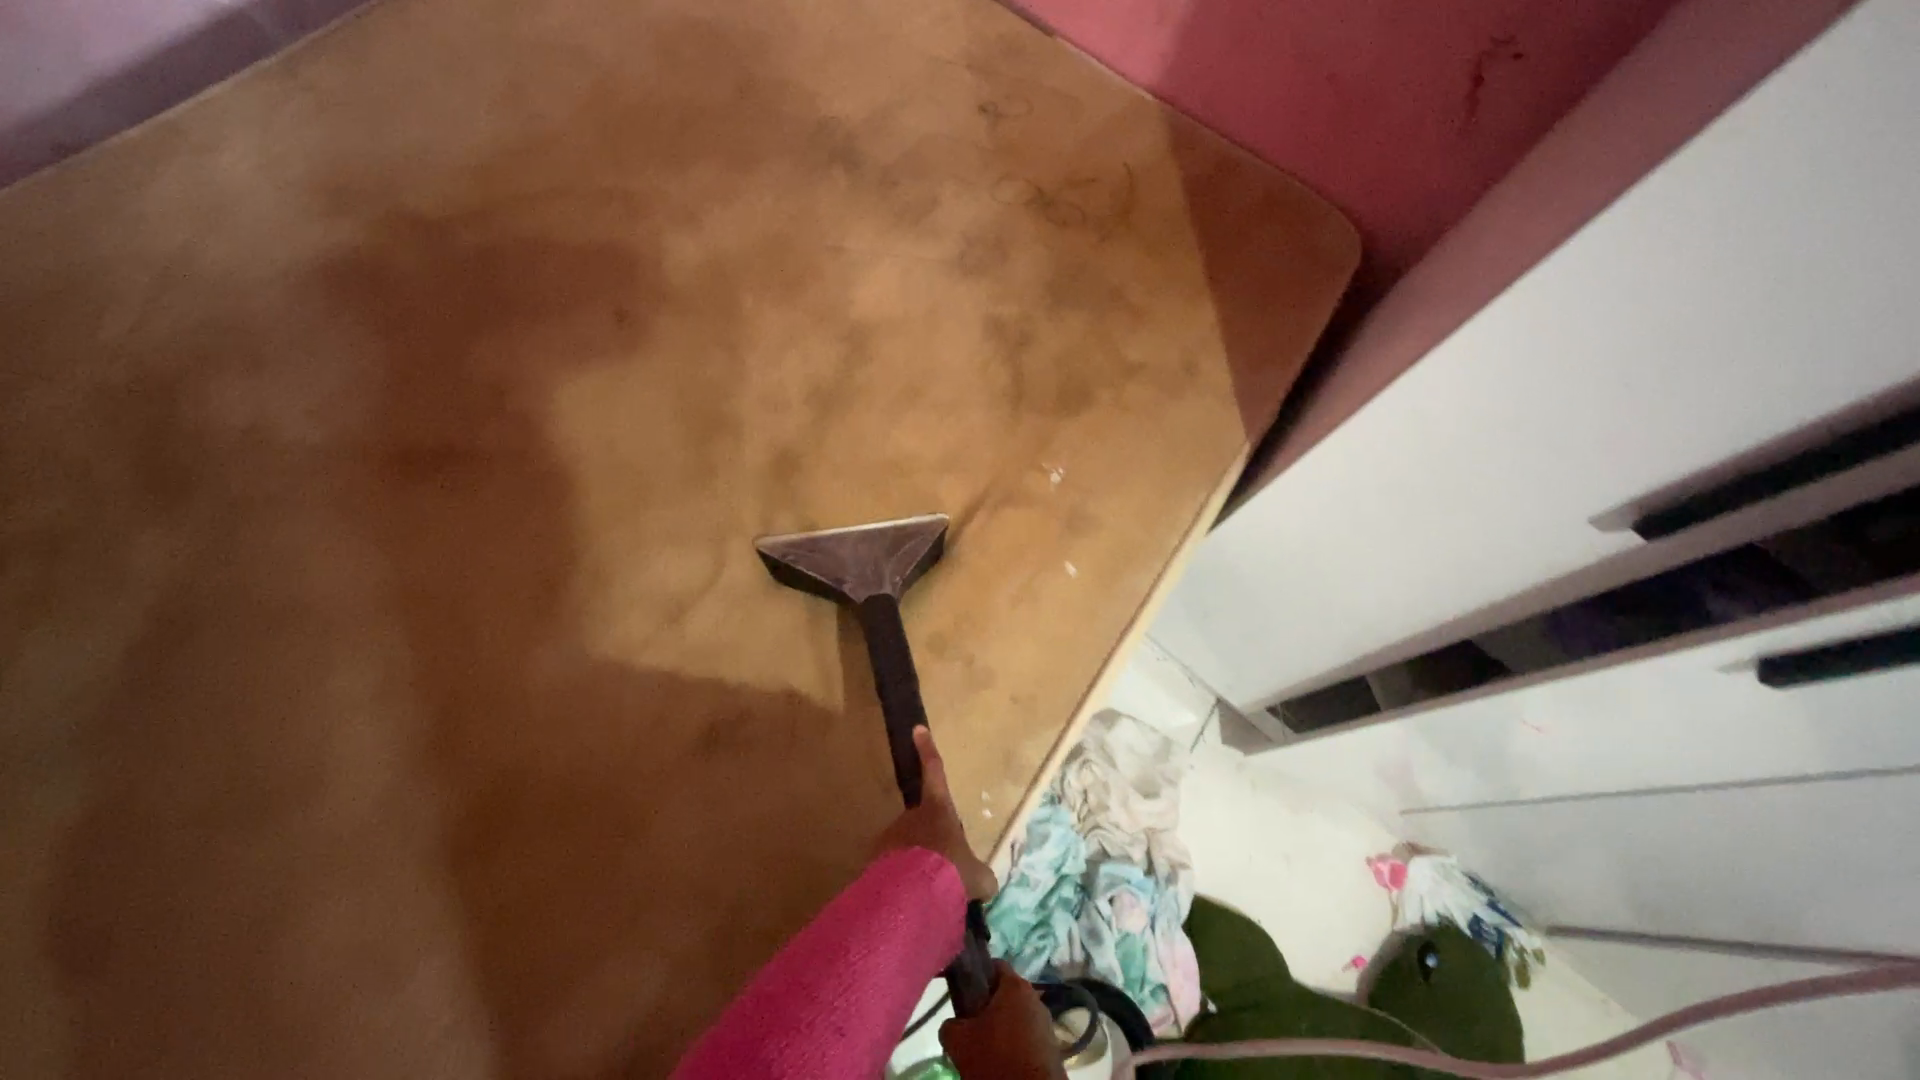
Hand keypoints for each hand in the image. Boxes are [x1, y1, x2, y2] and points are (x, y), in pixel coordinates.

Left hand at [873, 727, 998, 900]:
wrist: (915, 894)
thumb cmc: (953, 872)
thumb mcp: (979, 877)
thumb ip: (981, 875)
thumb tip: (985, 882)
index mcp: (939, 809)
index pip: (935, 773)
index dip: (928, 751)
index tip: (917, 729)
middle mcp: (912, 816)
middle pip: (922, 822)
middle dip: (930, 843)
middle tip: (942, 872)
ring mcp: (891, 836)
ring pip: (906, 847)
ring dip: (916, 865)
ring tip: (928, 893)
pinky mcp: (875, 859)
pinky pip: (892, 867)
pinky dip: (901, 881)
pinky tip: (911, 900)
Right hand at [939, 961, 1066, 1079]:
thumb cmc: (995, 1058)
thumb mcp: (959, 1041)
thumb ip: (950, 1024)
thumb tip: (955, 1024)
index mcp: (1015, 987)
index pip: (995, 965)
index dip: (977, 975)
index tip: (964, 992)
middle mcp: (1035, 998)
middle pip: (1005, 993)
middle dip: (987, 1006)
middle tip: (970, 1025)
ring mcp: (1046, 1022)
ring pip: (1016, 1016)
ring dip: (1001, 1027)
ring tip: (985, 1048)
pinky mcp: (1052, 1045)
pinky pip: (1027, 1035)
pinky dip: (1014, 1043)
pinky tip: (1001, 1061)